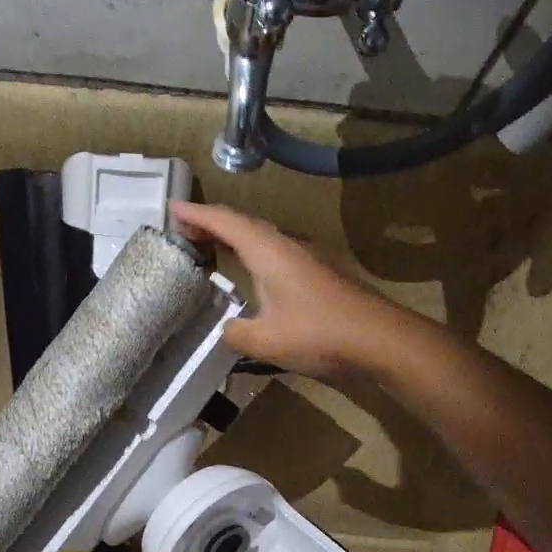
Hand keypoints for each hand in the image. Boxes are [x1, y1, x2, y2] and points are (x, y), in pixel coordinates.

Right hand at [170, 201, 401, 380]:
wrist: (379, 340)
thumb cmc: (319, 334)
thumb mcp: (264, 341)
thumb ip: (235, 334)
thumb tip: (228, 330)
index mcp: (269, 252)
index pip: (225, 223)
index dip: (196, 216)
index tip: (171, 210)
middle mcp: (287, 247)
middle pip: (244, 226)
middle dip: (212, 225)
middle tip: (184, 232)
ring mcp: (307, 260)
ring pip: (262, 240)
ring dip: (234, 240)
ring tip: (211, 248)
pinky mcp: (320, 277)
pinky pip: (276, 256)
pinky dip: (253, 257)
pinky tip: (250, 276)